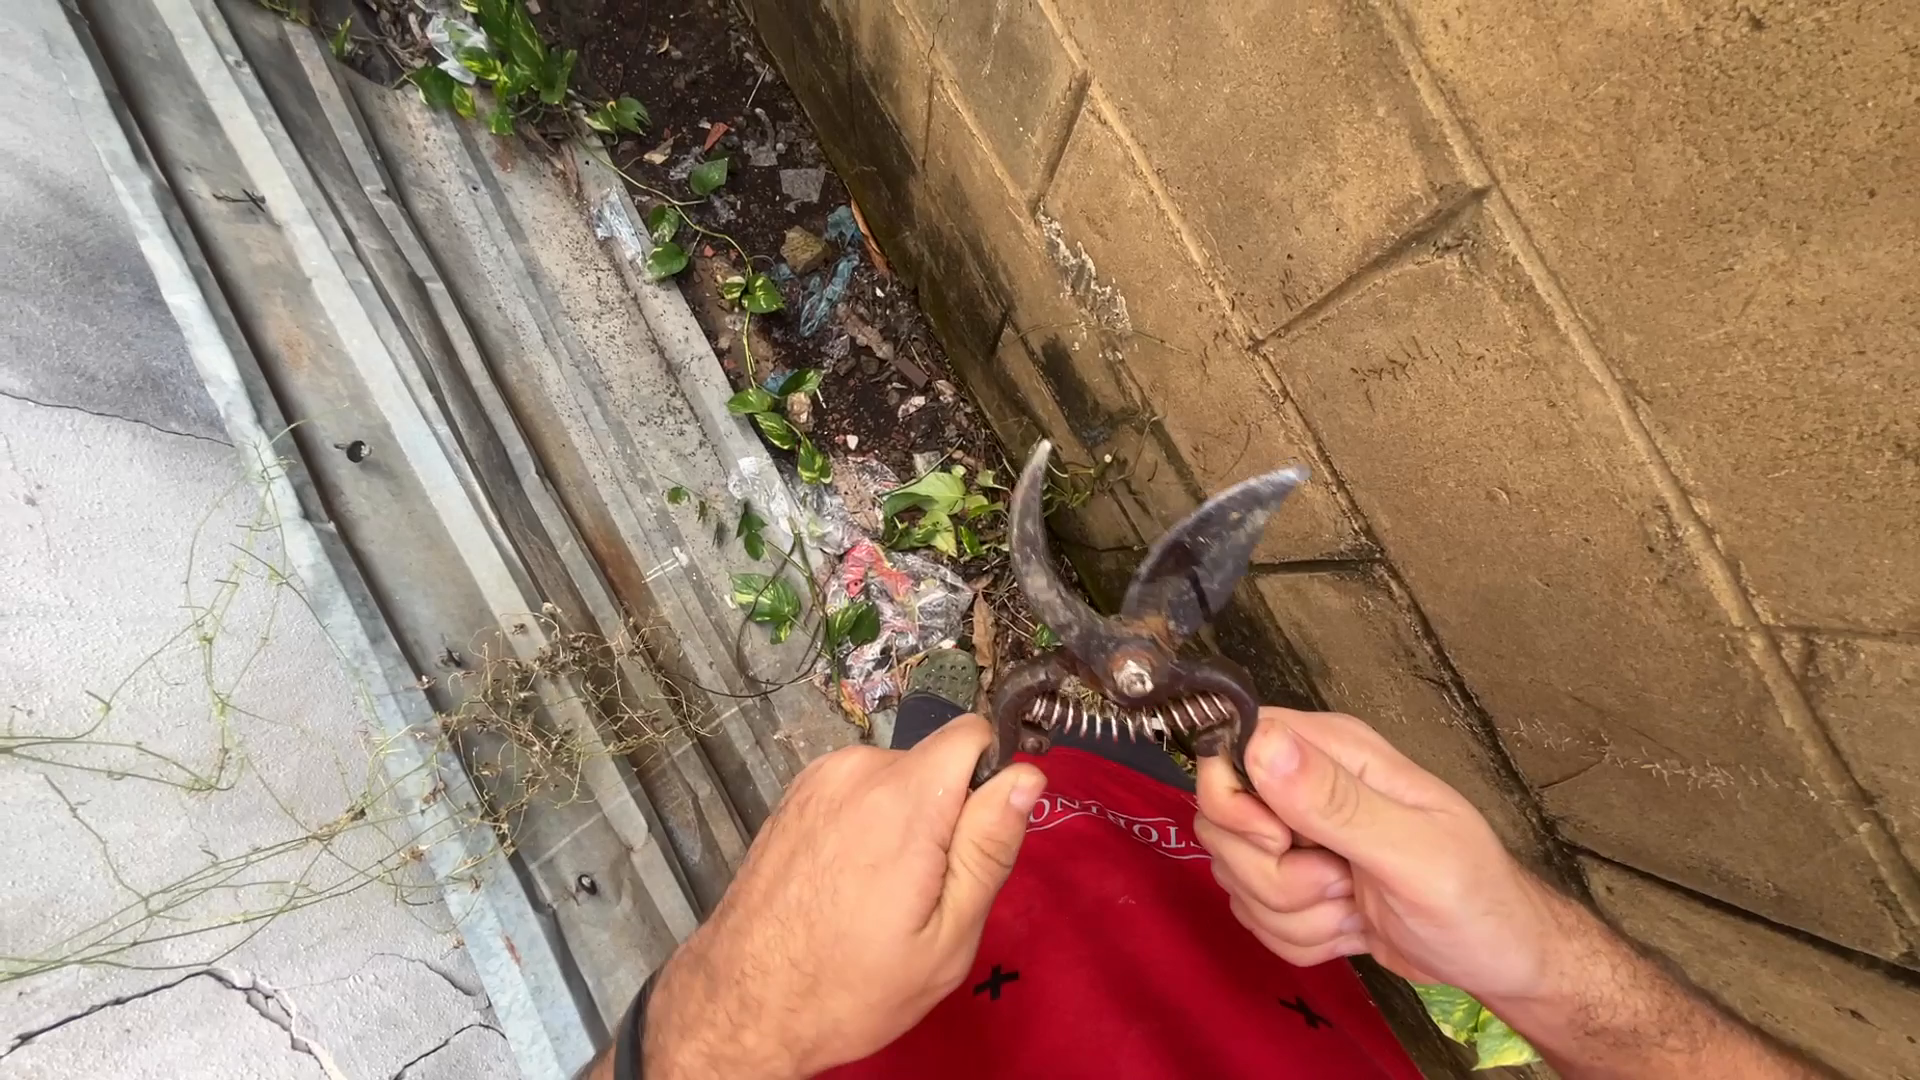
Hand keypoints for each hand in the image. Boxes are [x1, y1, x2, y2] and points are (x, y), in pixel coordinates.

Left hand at [641, 714, 1046, 1079]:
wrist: (741, 1002)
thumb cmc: (853, 983)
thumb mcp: (947, 936)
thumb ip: (990, 846)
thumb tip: (1027, 775)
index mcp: (905, 797)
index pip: (972, 732)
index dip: (990, 776)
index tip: (977, 834)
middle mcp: (860, 767)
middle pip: (936, 761)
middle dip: (946, 808)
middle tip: (924, 883)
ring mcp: (822, 773)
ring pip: (899, 773)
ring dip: (906, 813)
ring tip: (880, 884)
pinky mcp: (798, 787)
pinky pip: (861, 783)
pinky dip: (869, 814)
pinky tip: (847, 871)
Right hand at [1193, 707, 1563, 1000]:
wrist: (1500, 962)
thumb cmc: (1478, 901)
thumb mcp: (1418, 852)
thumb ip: (1336, 801)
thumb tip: (1260, 744)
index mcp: (1328, 748)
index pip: (1230, 747)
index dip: (1235, 799)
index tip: (1279, 841)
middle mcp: (1296, 779)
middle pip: (1219, 819)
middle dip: (1271, 874)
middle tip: (1338, 884)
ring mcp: (1287, 829)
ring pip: (1230, 870)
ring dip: (1290, 912)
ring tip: (1354, 909)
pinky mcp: (1282, 876)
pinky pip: (1248, 908)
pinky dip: (1294, 934)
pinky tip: (1345, 927)